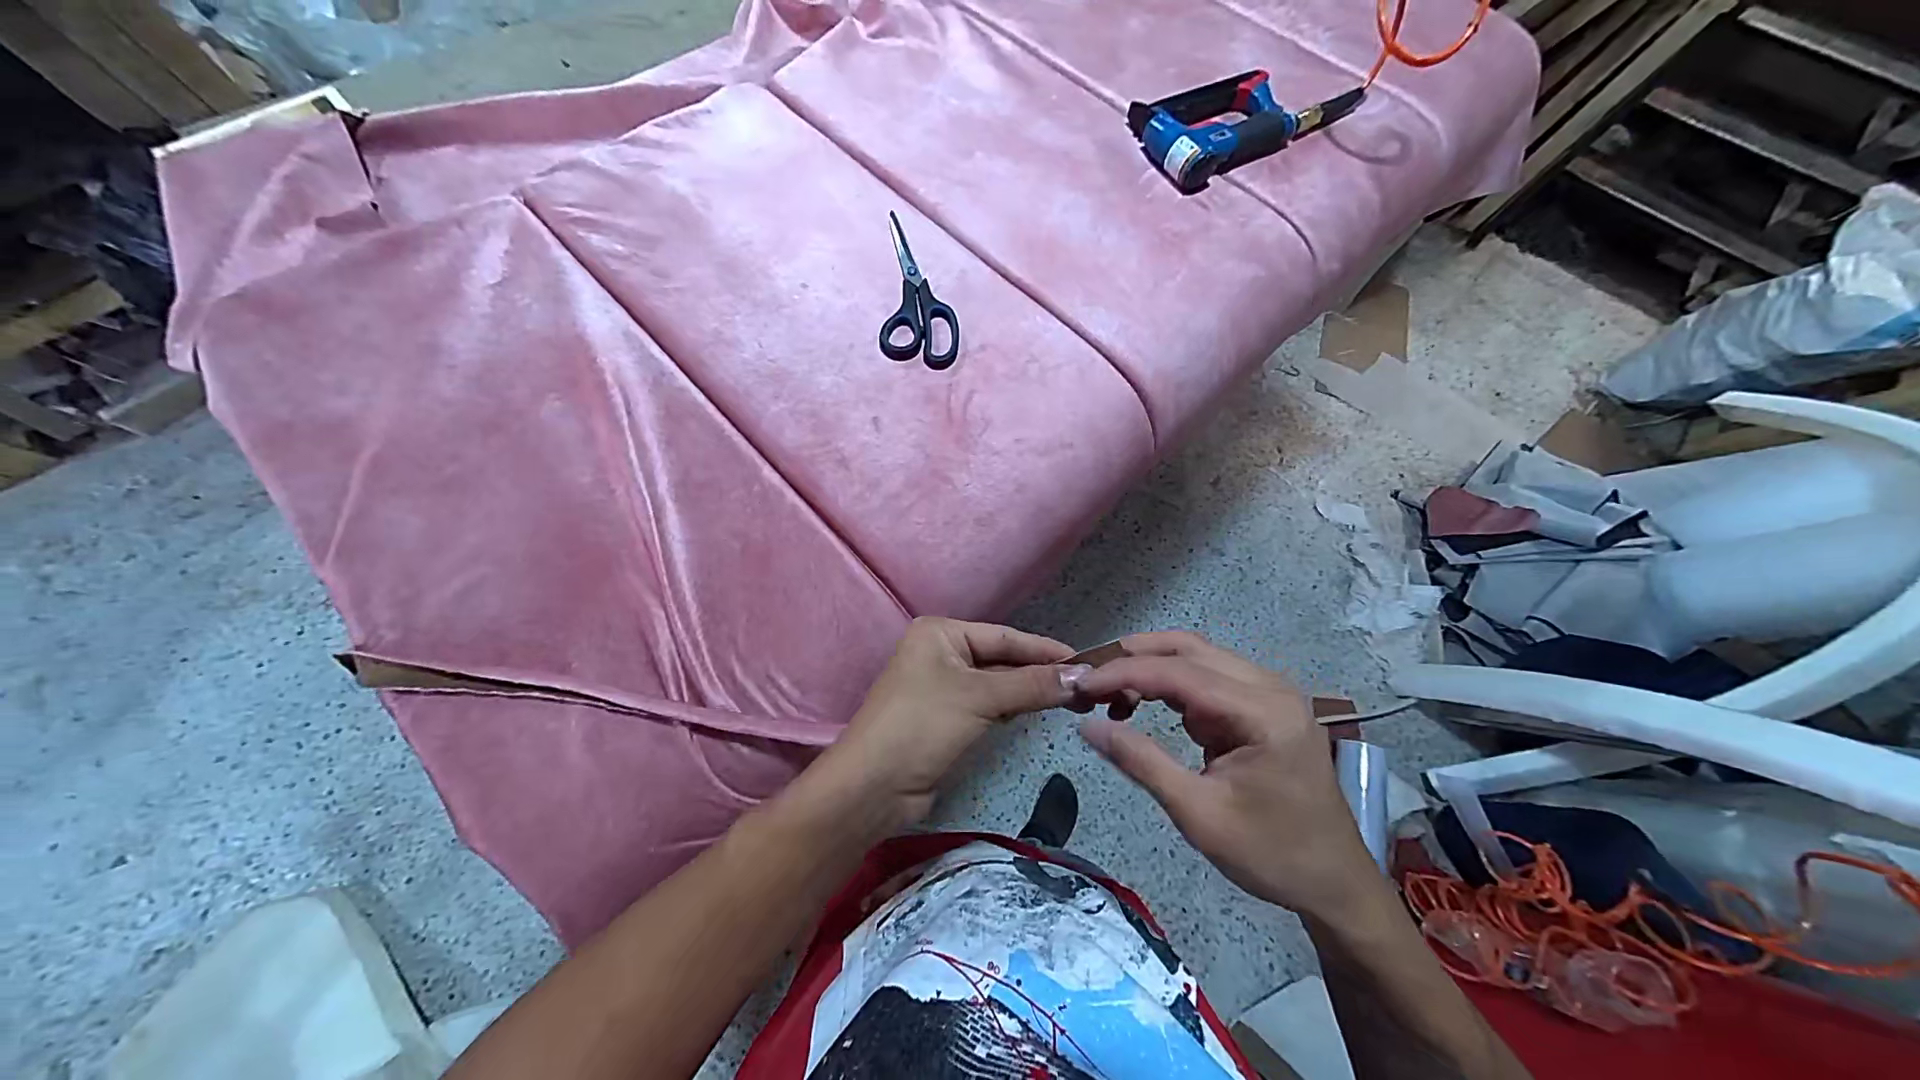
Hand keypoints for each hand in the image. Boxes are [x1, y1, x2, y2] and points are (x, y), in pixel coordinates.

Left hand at [819, 617, 1088, 827]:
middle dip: (1041, 672)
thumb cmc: (921, 725)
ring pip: (998, 684)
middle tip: (1089, 685)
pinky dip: (1012, 708)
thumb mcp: (980, 698)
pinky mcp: (947, 718)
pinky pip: (988, 705)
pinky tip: (1037, 711)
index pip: (1005, 636)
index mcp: (941, 633)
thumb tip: (1085, 676)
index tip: (1089, 662)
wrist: (873, 787)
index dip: (1046, 650)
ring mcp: (943, 687)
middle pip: (1003, 659)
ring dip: (1030, 691)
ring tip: (1073, 698)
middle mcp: (941, 653)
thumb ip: (1033, 684)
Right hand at [1073, 632, 1378, 920]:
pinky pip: (1208, 678)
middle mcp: (1270, 687)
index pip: (1179, 672)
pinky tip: (1143, 704)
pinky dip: (1171, 685)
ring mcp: (1270, 693)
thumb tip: (1087, 726)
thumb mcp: (1198, 814)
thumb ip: (1141, 761)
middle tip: (1089, 680)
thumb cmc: (1271, 854)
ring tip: (1109, 695)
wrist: (1336, 883)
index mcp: (1263, 712)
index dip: (1123, 673)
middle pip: (1189, 648)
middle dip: (1134, 658)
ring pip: (1198, 657)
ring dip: (1151, 668)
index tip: (1080, 686)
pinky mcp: (1263, 705)